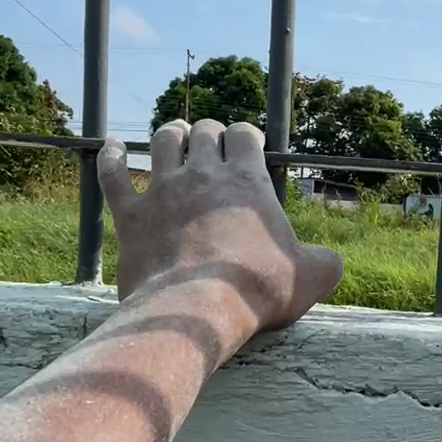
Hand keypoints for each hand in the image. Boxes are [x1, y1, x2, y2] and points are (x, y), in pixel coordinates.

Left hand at [97, 119, 342, 340]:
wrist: (196, 309)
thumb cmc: (257, 290)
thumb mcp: (311, 278)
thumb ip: (326, 262)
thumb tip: (332, 262)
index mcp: (247, 181)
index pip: (245, 135)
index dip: (247, 137)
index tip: (249, 147)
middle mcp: (202, 175)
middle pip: (204, 132)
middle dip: (210, 133)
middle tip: (213, 146)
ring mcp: (162, 191)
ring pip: (162, 142)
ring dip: (170, 135)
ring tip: (176, 136)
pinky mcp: (130, 215)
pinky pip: (114, 175)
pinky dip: (110, 159)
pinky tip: (109, 149)